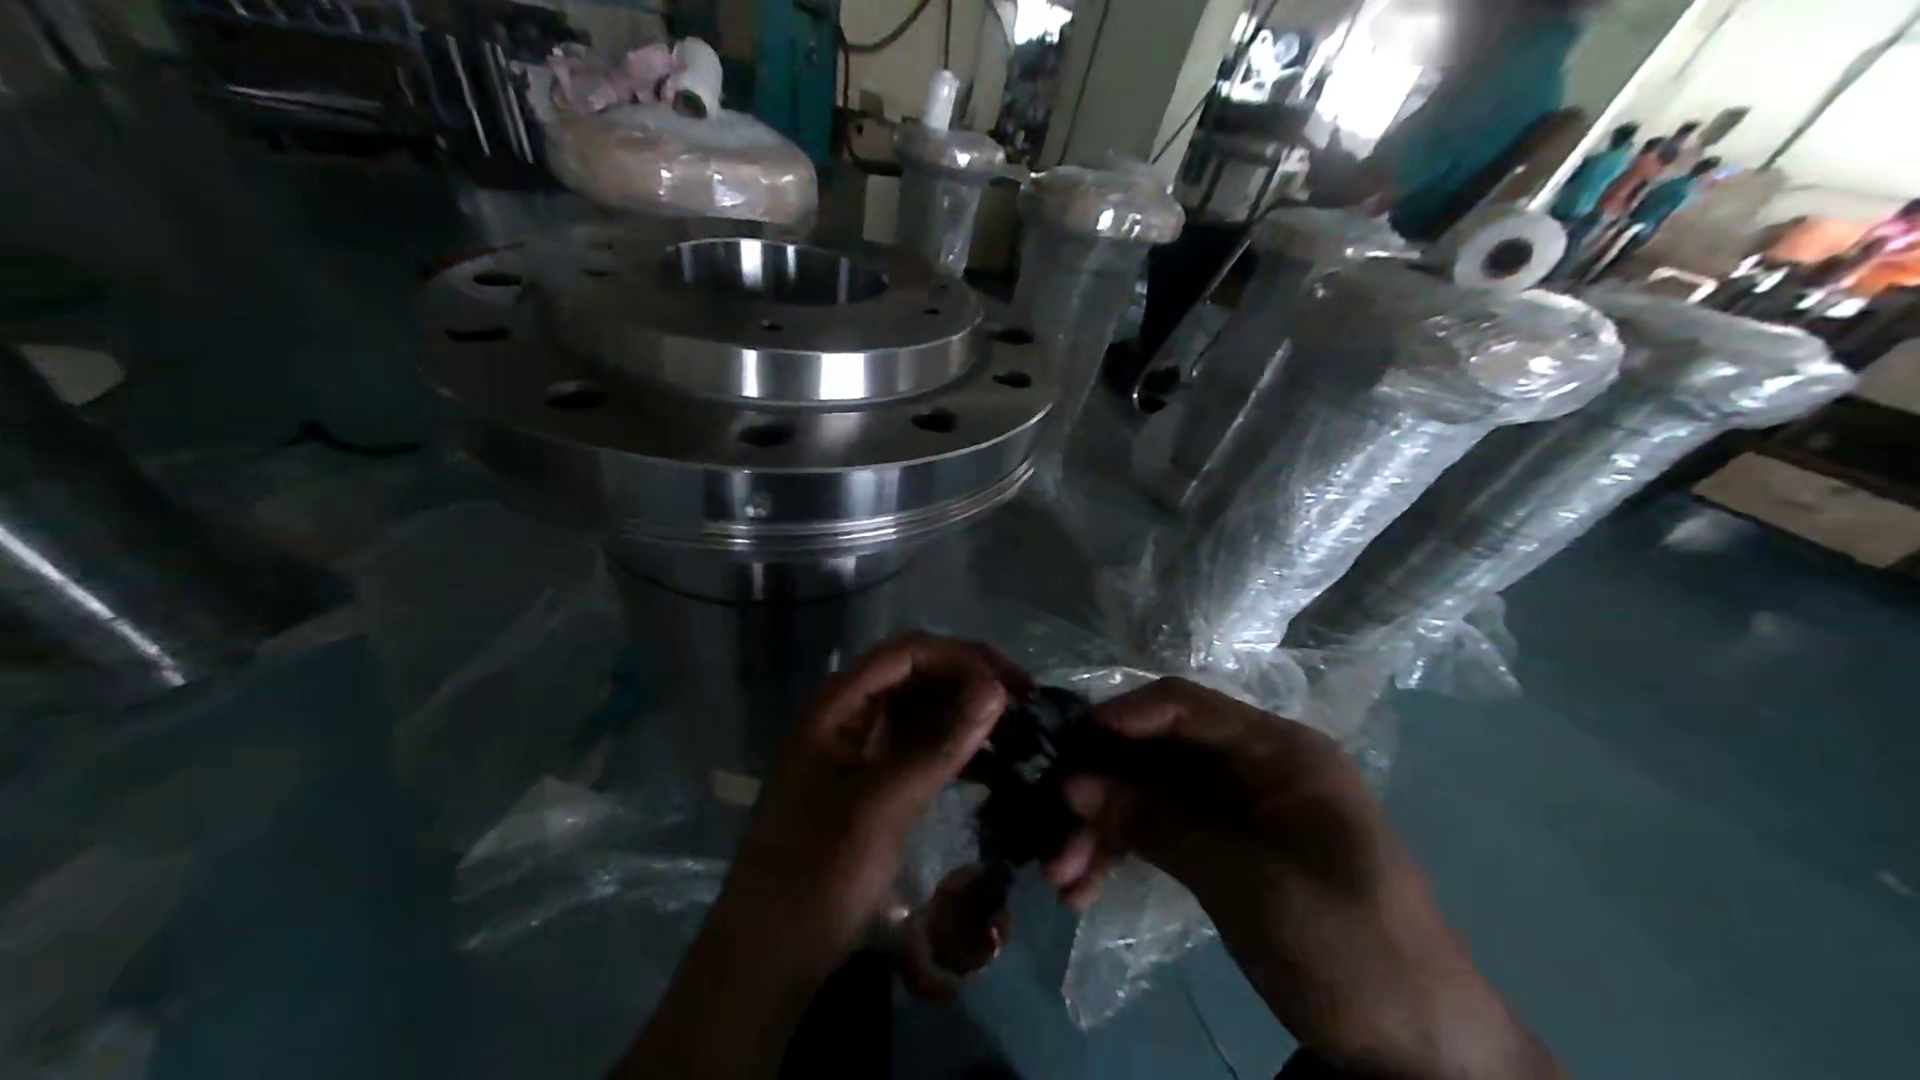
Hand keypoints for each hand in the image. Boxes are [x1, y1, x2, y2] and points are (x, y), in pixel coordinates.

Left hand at [722, 632, 1025, 963]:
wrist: (773, 948)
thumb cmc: (818, 873)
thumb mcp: (882, 806)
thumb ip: (939, 745)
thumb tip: (996, 689)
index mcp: (838, 704)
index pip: (907, 653)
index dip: (963, 657)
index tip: (1012, 685)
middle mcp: (849, 712)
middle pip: (916, 672)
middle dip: (970, 678)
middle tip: (1025, 701)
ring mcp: (860, 744)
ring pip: (922, 705)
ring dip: (966, 708)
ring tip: (1016, 726)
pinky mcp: (873, 775)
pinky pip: (920, 741)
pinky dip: (954, 741)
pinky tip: (990, 756)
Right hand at [1044, 678, 1558, 1079]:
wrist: (1419, 1051)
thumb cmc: (1346, 945)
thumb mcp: (1247, 882)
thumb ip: (1157, 825)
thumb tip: (1071, 783)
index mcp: (1280, 752)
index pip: (1188, 706)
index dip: (1124, 716)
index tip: (1068, 745)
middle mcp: (1253, 769)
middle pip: (1158, 753)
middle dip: (1101, 788)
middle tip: (1051, 828)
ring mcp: (1236, 810)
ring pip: (1150, 796)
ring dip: (1102, 829)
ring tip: (1062, 877)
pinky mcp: (1224, 849)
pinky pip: (1161, 834)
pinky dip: (1123, 854)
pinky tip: (1086, 890)